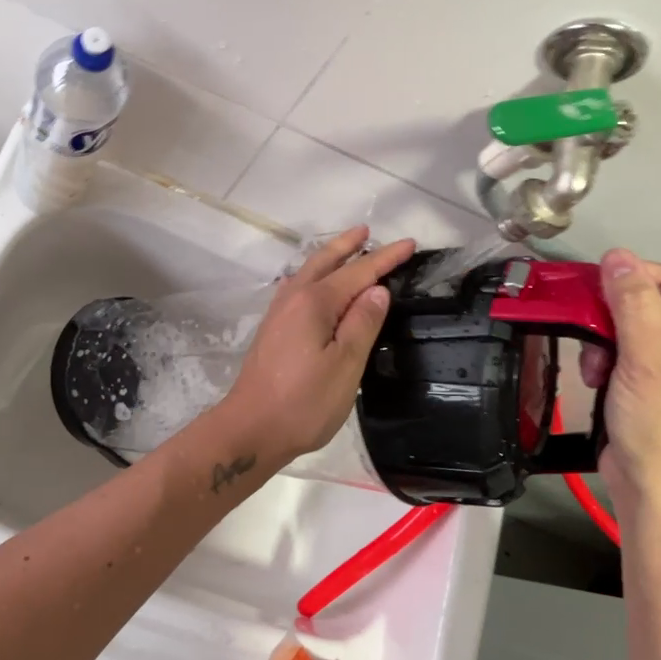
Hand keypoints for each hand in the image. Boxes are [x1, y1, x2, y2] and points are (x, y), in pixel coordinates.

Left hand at [219, 227, 416, 460]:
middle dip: (348, 246)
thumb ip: (362, 324)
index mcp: (314, 302)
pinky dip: (316, 277)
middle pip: (325, 262)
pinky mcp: (273, 329)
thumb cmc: (304, 402)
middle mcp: (293, 298)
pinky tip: (318, 286)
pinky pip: (299, 288)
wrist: (251, 428)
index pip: (358, 272)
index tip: (410, 244)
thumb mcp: (345, 365)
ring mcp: (279, 313)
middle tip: (368, 231)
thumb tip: (377, 290)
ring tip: (349, 250)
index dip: (385, 259)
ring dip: (330, 258)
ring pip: (309, 273)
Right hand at [583, 249, 660, 507]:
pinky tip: (595, 381)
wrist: (656, 495)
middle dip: (610, 317)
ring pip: (627, 329)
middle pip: (647, 304)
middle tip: (587, 333)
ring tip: (593, 369)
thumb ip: (633, 303)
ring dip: (602, 342)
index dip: (629, 276)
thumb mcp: (648, 359)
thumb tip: (617, 255)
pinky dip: (603, 362)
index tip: (586, 285)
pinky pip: (622, 355)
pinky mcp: (650, 389)